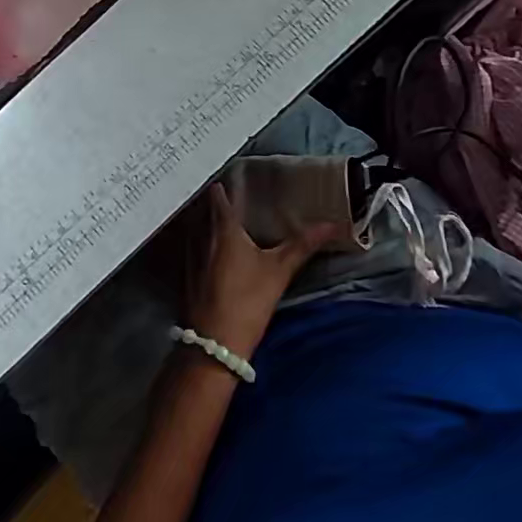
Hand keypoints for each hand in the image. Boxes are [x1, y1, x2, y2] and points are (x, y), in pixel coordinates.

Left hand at [183, 182, 338, 359]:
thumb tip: (336, 224)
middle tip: (233, 195)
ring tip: (223, 218)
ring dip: (204, 220)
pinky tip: (213, 251)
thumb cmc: (247, 300)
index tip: (237, 177)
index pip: (218, 195)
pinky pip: (191, 247)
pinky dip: (200, 242)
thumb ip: (304, 244)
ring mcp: (188, 257)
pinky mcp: (184, 276)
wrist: (214, 344)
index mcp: (222, 228)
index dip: (226, 184)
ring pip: (194, 228)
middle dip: (214, 201)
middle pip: (202, 208)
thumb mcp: (280, 270)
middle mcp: (200, 236)